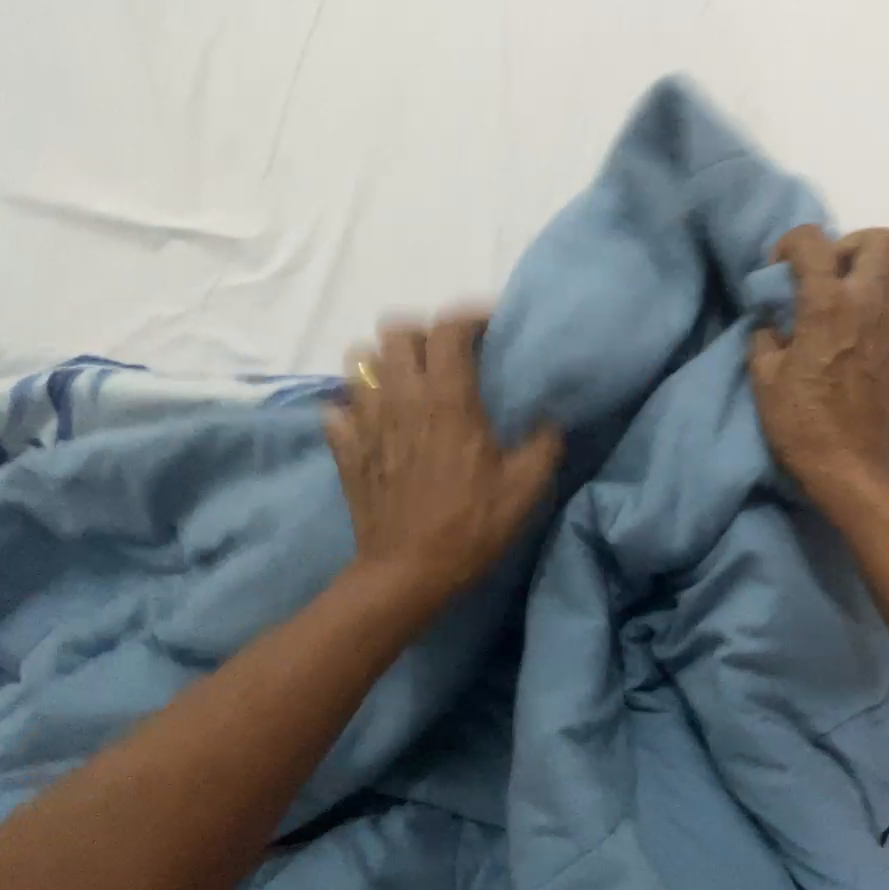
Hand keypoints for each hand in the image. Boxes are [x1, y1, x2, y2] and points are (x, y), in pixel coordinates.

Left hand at [325, 312, 563, 609]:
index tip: (490, 328)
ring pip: (360, 359)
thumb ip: (544, 443)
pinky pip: (338, 404)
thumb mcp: (527, 486)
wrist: (408, 572)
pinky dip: (357, 403)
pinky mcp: (344, 446)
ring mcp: (365, 419)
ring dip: (386, 361)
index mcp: (448, 399)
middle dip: (424, 333)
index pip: (448, 329)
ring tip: (411, 382)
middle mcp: (401, 397)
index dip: (470, 317)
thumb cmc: (472, 525)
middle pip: (396, 330)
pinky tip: (378, 421)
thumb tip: (550, 419)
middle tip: (449, 356)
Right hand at [749, 226, 888, 502]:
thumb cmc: (800, 424)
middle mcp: (870, 304)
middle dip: (851, 247)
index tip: (781, 271)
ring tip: (855, 305)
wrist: (848, 469)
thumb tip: (773, 323)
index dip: (791, 244)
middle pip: (880, 240)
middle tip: (831, 276)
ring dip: (879, 280)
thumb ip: (766, 337)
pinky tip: (878, 340)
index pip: (813, 240)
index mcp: (828, 304)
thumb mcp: (764, 378)